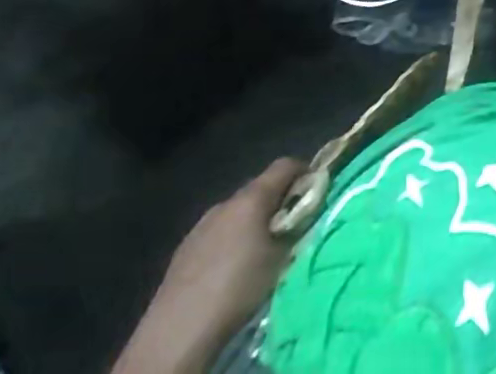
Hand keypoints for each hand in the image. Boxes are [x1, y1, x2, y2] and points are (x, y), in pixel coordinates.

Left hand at [116, 157, 305, 373]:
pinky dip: (232, 240)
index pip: (284, 165)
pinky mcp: (186, 247)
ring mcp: (202, 223)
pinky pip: (219, 232)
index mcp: (251, 198)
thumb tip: (309, 212)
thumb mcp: (281, 260)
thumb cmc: (238, 288)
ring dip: (254, 222)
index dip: (305, 172)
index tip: (317, 191)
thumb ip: (298, 230)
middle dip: (280, 202)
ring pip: (238, 212)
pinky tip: (232, 270)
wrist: (178, 329)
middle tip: (294, 228)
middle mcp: (226, 202)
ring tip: (263, 253)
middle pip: (260, 188)